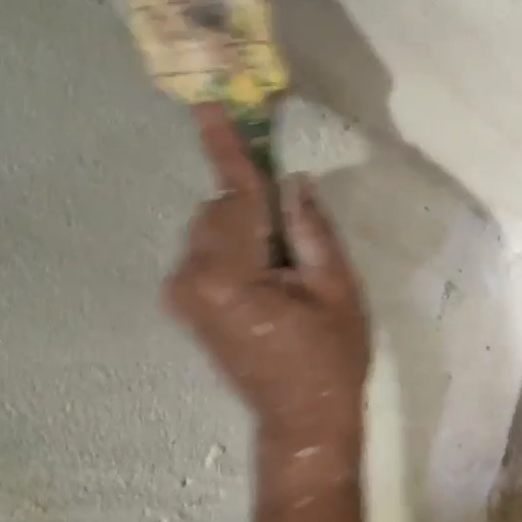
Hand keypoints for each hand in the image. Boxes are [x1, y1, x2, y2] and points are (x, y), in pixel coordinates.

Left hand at [165, 105, 368, 451]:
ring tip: (288, 274)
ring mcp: (182, 294)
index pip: (235, 197)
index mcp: (230, 274)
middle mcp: (191, 278)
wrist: (302, 419)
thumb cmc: (331, 358)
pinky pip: (208, 253)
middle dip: (256, 208)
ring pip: (211, 230)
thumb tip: (293, 184)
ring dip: (247, 231)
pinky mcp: (186, 305)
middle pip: (219, 210)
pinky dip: (237, 249)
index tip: (206, 103)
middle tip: (299, 243)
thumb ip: (313, 232)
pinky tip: (270, 281)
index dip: (228, 149)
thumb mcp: (339, 291)